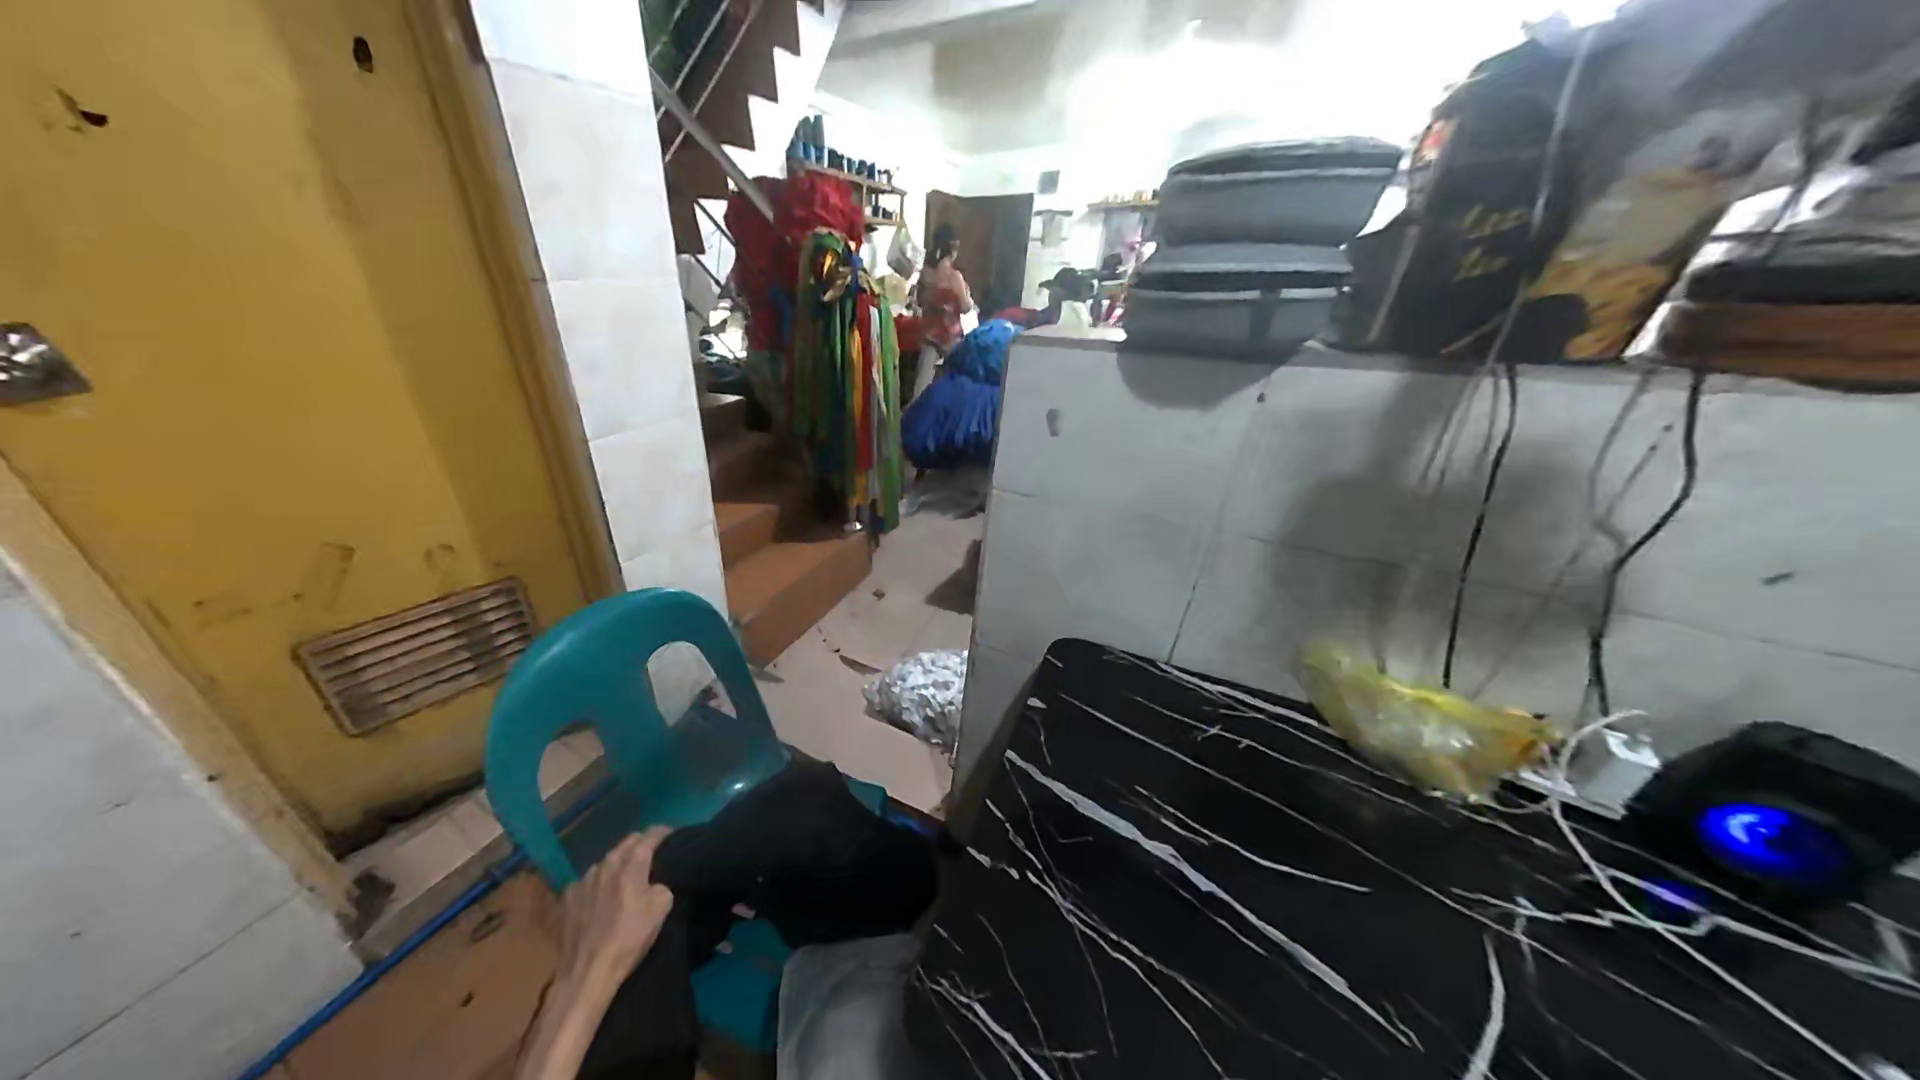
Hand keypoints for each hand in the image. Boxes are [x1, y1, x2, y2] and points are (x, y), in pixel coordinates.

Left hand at [559, 827, 674, 985]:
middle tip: (652, 853)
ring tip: (625, 877)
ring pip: (606, 862)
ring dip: (618, 864)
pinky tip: (600, 899)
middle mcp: (605, 863)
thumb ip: (660, 884)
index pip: (650, 835)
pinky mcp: (567, 898)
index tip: (671, 834)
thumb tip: (651, 884)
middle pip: (626, 843)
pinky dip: (599, 884)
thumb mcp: (662, 907)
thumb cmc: (629, 937)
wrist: (587, 972)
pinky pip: (588, 882)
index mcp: (631, 862)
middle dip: (641, 843)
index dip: (663, 832)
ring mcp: (582, 880)